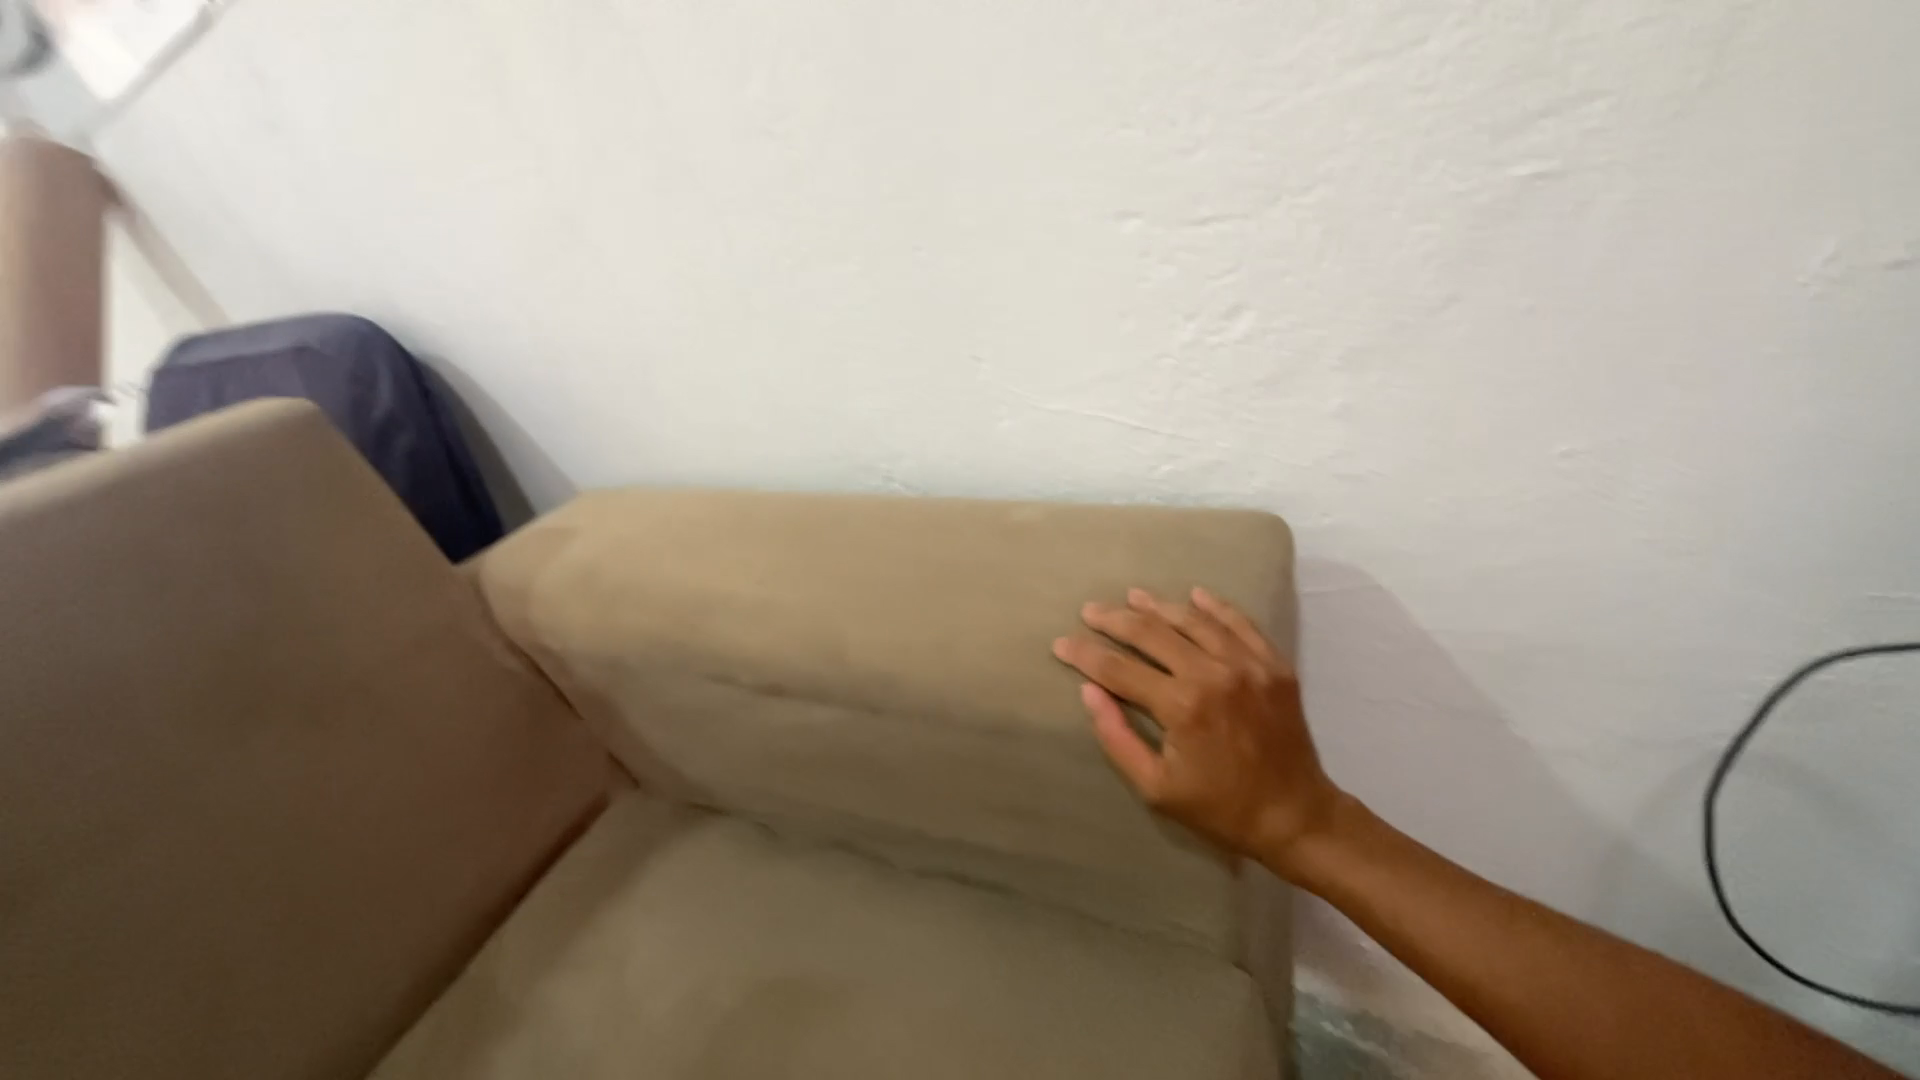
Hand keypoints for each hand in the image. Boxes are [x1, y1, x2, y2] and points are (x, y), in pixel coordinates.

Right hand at [1052, 586, 1342, 878]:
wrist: (1294, 816)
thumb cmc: (1218, 808)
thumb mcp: (1155, 786)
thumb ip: (1116, 736)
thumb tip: (1088, 691)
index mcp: (1181, 706)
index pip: (1119, 669)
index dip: (1085, 654)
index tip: (1061, 643)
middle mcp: (1213, 674)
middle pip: (1152, 633)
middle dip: (1114, 620)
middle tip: (1090, 610)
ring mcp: (1247, 665)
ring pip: (1193, 621)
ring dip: (1158, 606)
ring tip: (1132, 596)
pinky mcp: (1273, 666)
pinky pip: (1240, 624)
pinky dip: (1215, 607)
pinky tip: (1194, 596)